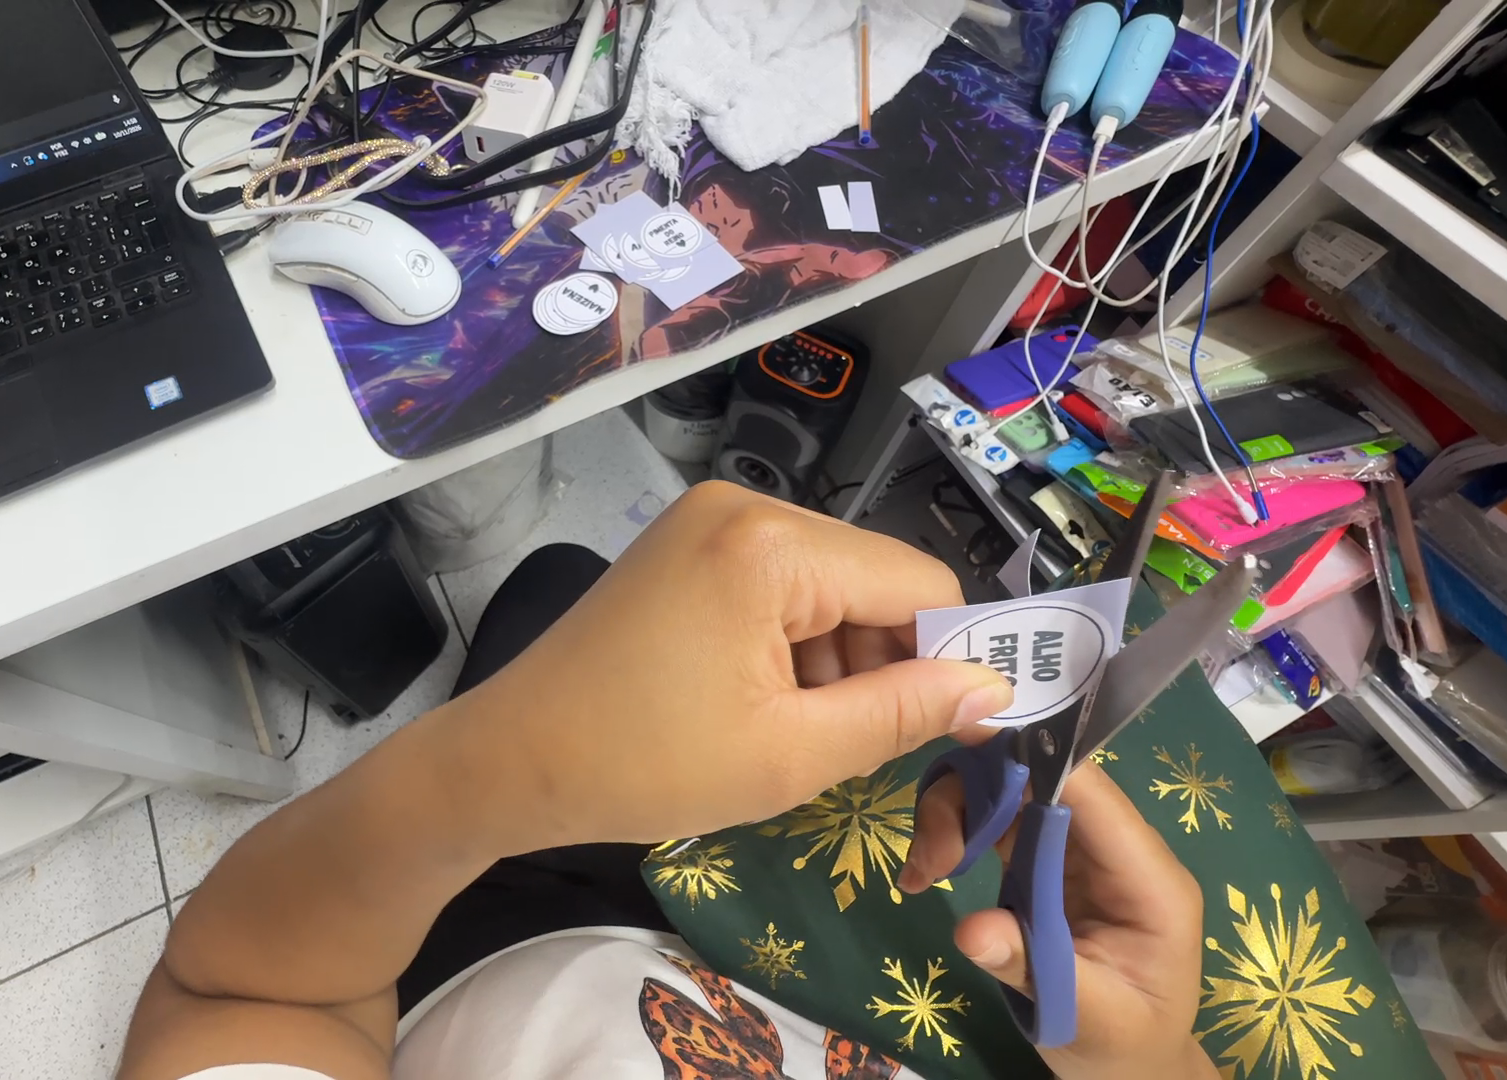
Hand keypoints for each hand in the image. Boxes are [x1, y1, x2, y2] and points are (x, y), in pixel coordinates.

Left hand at [430, 480, 1015, 853]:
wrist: (514, 757)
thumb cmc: (646, 764)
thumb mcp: (790, 754)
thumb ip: (902, 712)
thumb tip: (993, 687)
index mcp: (771, 544)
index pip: (917, 581)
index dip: (949, 654)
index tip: (950, 725)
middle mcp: (742, 506)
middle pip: (868, 577)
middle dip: (879, 658)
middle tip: (847, 739)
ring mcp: (704, 519)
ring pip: (822, 582)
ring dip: (832, 654)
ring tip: (788, 724)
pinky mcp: (681, 543)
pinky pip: (772, 581)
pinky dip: (787, 638)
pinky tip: (754, 692)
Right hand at [900, 752, 1216, 1079]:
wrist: (1124, 1067)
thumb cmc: (1124, 1048)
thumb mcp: (1090, 1021)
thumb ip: (1031, 968)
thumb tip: (969, 930)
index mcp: (1147, 880)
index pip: (1090, 794)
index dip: (1029, 756)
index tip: (961, 734)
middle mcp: (1111, 847)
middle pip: (1034, 778)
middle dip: (971, 796)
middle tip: (931, 856)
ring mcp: (1072, 844)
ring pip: (1002, 787)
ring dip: (952, 814)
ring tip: (923, 870)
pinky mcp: (1038, 850)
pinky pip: (989, 812)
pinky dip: (949, 828)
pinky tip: (924, 868)